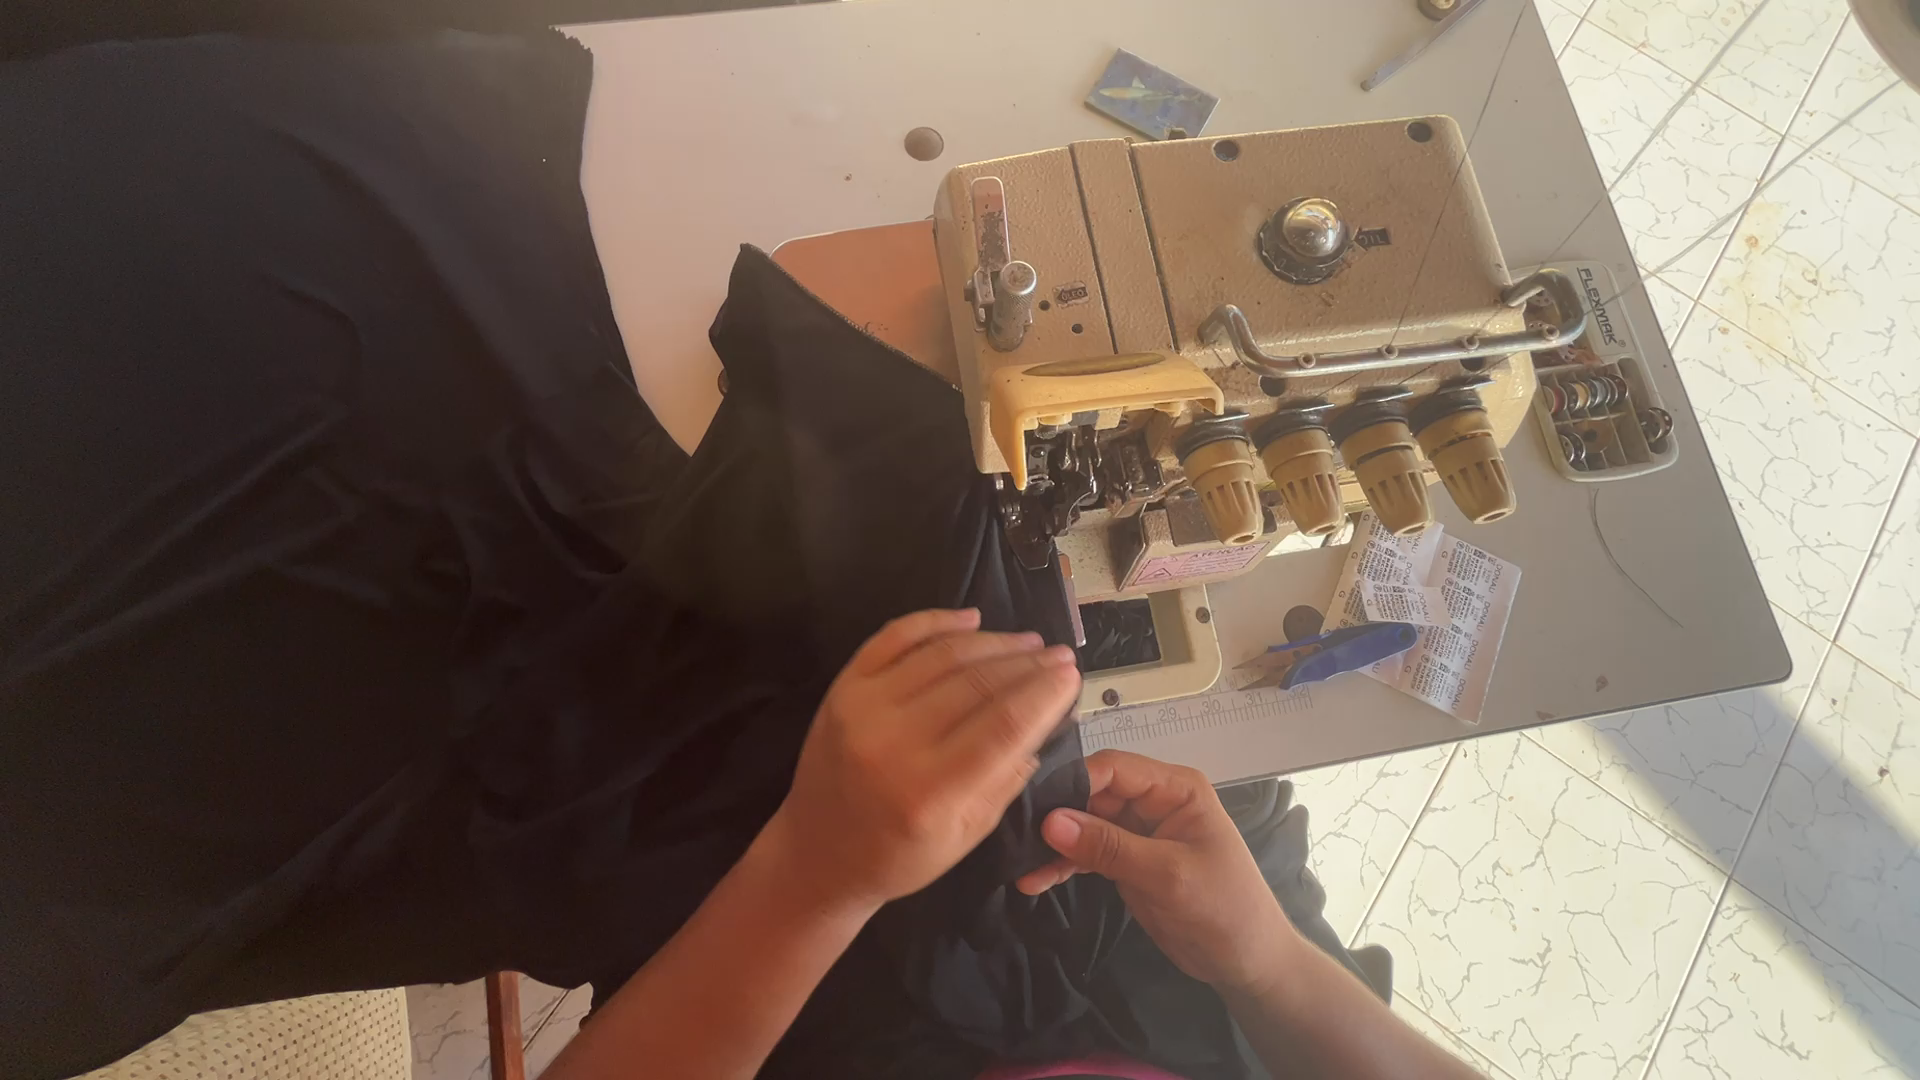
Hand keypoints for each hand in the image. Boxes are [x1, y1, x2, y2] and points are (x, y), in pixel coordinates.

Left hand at [770, 608, 1081, 910]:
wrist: (817, 854)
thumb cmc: (898, 856)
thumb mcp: (967, 835)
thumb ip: (1008, 776)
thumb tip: (1045, 718)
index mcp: (929, 791)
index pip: (1003, 724)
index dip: (1044, 693)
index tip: (1071, 675)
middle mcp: (893, 741)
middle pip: (977, 683)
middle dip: (1028, 664)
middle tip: (1058, 655)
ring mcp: (863, 706)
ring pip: (943, 654)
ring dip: (993, 641)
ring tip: (1027, 640)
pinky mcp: (843, 686)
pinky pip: (895, 636)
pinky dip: (937, 621)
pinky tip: (972, 619)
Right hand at [1015, 749, 1296, 995]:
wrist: (1250, 966)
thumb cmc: (1225, 909)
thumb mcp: (1168, 875)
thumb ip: (1109, 846)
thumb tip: (1050, 820)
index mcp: (1174, 787)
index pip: (1114, 767)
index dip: (1075, 781)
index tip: (1037, 806)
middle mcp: (1153, 800)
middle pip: (1093, 792)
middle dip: (1058, 814)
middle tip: (1018, 835)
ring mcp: (1138, 830)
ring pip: (1084, 823)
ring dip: (1055, 844)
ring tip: (1020, 863)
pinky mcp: (1126, 859)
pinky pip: (1088, 852)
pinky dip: (1064, 864)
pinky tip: (1035, 880)